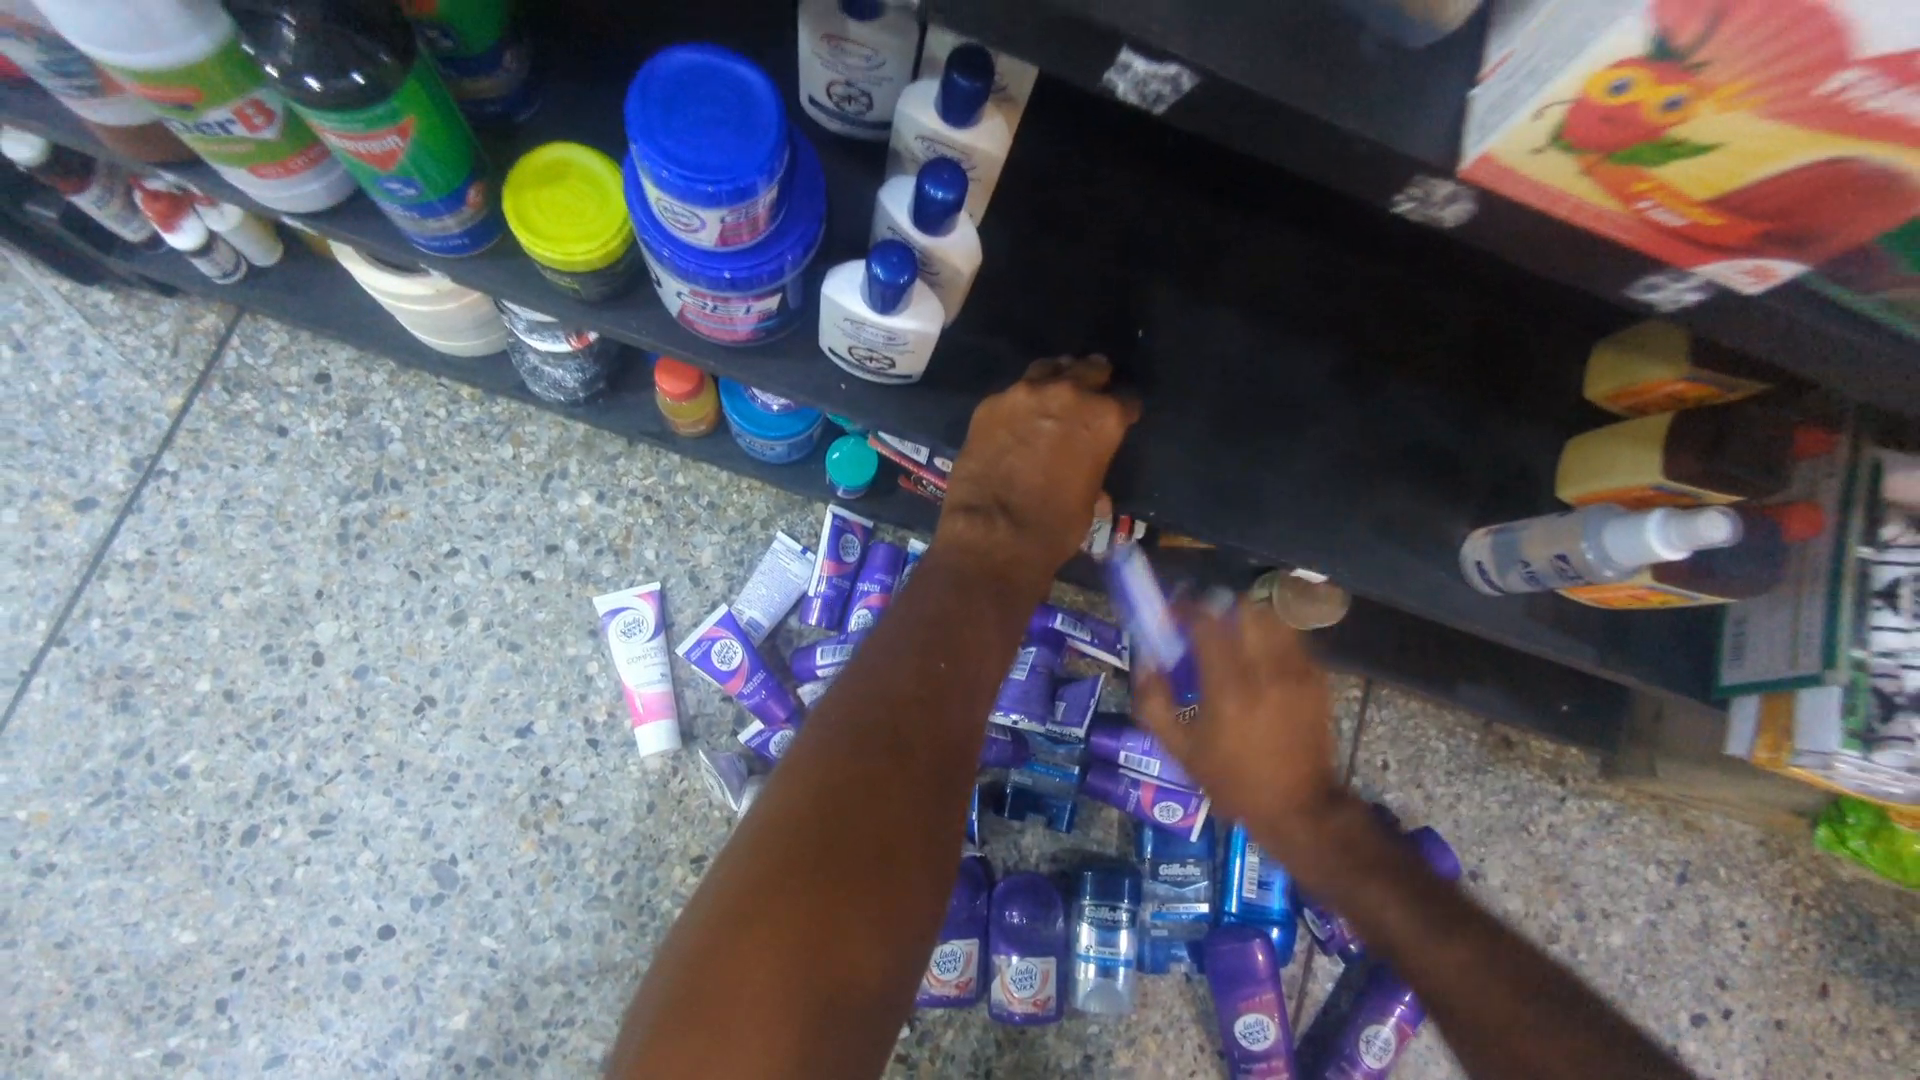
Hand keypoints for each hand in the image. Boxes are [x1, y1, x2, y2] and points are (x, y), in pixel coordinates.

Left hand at [935, 356, 1138, 591]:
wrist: (992, 533)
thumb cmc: (1053, 527)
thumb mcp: (1089, 502)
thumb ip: (1093, 475)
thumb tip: (1095, 486)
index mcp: (1104, 418)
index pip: (1126, 400)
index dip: (1124, 410)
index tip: (1121, 417)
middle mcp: (1068, 393)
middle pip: (1089, 370)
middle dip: (1094, 380)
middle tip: (1091, 391)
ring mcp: (1024, 394)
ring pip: (1048, 369)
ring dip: (1056, 379)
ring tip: (1054, 392)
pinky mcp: (990, 404)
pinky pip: (1011, 394)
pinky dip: (1019, 403)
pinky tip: (1014, 419)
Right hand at [1133, 601, 1348, 855]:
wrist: (1298, 808)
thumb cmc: (1233, 781)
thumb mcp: (1181, 750)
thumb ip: (1154, 703)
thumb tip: (1145, 663)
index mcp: (1227, 688)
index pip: (1206, 623)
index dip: (1186, 609)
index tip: (1173, 612)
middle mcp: (1265, 671)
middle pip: (1244, 608)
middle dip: (1220, 608)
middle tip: (1206, 623)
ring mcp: (1296, 673)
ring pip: (1273, 618)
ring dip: (1249, 618)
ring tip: (1236, 636)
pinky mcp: (1316, 680)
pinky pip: (1293, 639)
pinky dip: (1273, 638)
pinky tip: (1261, 659)